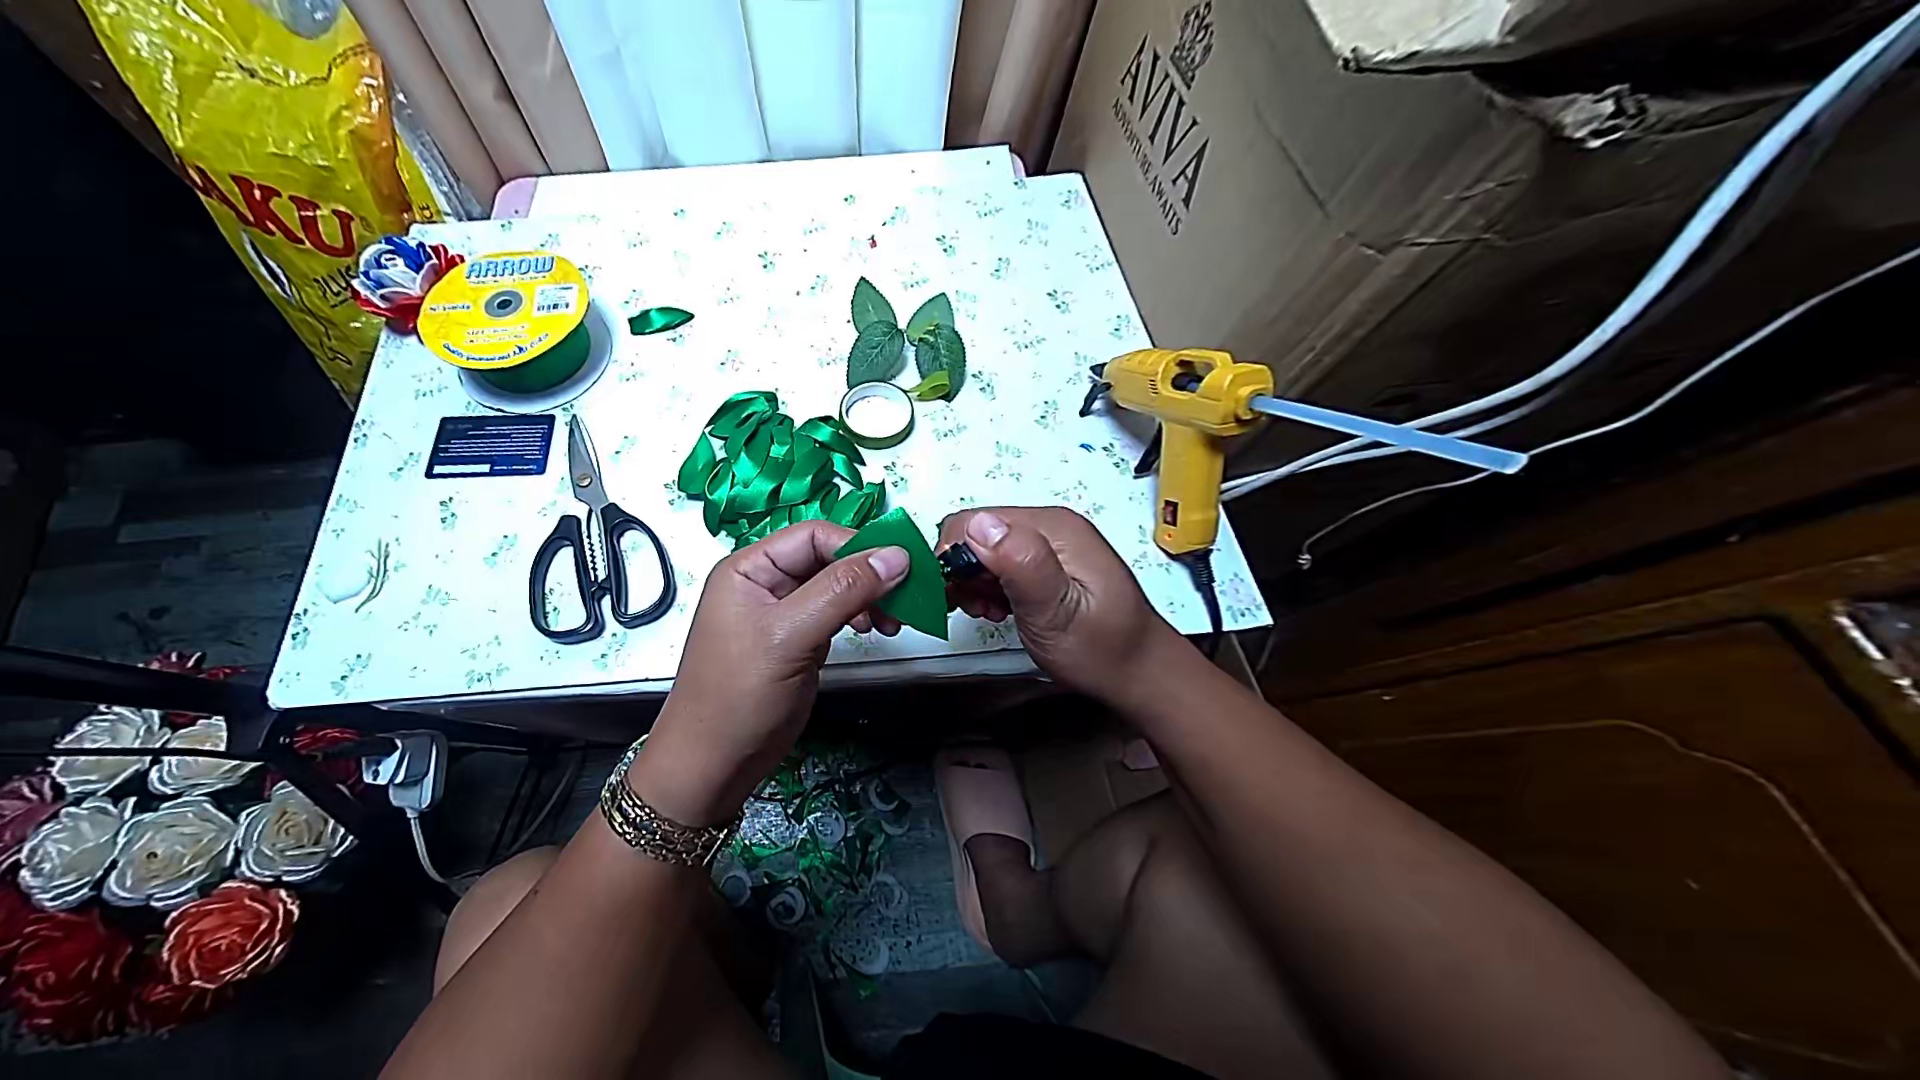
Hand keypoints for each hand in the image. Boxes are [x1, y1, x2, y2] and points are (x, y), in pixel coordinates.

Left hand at [630, 521, 906, 825]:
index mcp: (751, 568)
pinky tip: (872, 630)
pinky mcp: (800, 638)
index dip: (858, 546)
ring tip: (890, 622)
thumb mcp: (790, 636)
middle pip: (830, 558)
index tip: (899, 568)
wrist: (715, 763)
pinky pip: (838, 612)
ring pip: (839, 585)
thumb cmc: (738, 697)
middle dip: (868, 575)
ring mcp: (785, 612)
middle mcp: (767, 582)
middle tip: (902, 599)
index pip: (815, 536)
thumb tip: (896, 556)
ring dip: (870, 597)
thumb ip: (843, 591)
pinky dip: (861, 616)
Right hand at [937, 507, 1179, 700]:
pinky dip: (990, 585)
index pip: (973, 521)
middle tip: (979, 608)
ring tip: (992, 611)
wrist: (1137, 671)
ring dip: (975, 580)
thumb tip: (981, 525)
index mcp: (1053, 529)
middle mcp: (1050, 526)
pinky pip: (1001, 562)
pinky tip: (1002, 608)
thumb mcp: (1057, 612)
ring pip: (984, 548)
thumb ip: (1022, 565)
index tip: (959, 596)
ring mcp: (1048, 543)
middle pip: (976, 531)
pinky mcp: (1045, 561)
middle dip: (963, 571)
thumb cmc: (1104, 649)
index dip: (954, 558)